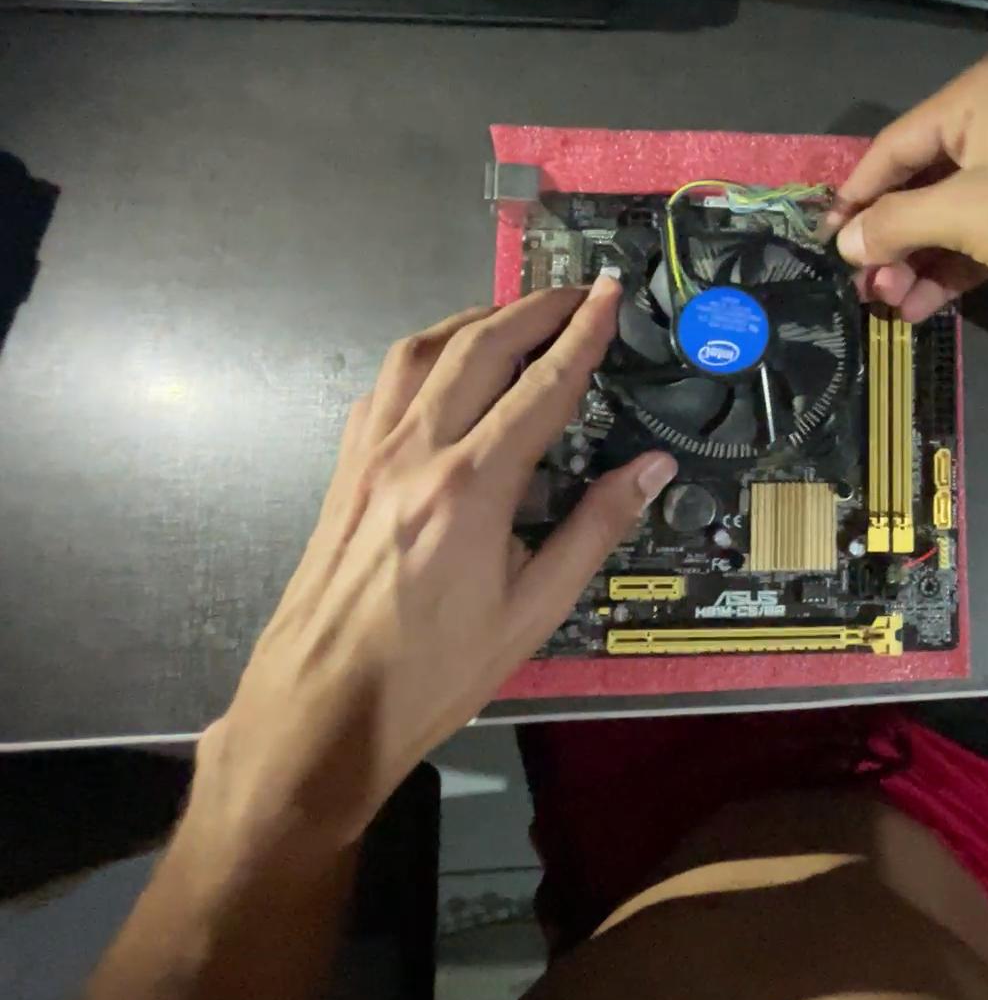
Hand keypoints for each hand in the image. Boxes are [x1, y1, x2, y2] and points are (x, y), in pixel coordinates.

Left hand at [193, 275, 675, 849]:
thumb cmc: (442, 666)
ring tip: (522, 314)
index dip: (581, 335)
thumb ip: (598, 525)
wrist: (322, 708)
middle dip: (532, 309)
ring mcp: (368, 456)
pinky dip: (430, 353)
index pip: (540, 389)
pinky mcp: (345, 469)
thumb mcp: (539, 606)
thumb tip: (653, 467)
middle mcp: (413, 453)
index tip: (606, 294)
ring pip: (421, 353)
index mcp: (470, 488)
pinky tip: (451, 363)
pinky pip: (387, 384)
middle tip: (576, 291)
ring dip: (477, 320)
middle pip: (477, 350)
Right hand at [825, 49, 987, 344]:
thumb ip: (899, 224)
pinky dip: (948, 275)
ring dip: (915, 264)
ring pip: (948, 222)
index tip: (825, 238)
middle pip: (922, 185)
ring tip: (884, 304)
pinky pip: (977, 247)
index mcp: (981, 96)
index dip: (858, 194)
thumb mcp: (967, 211)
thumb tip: (846, 244)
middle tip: (861, 285)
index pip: (897, 144)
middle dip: (889, 239)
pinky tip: (917, 308)